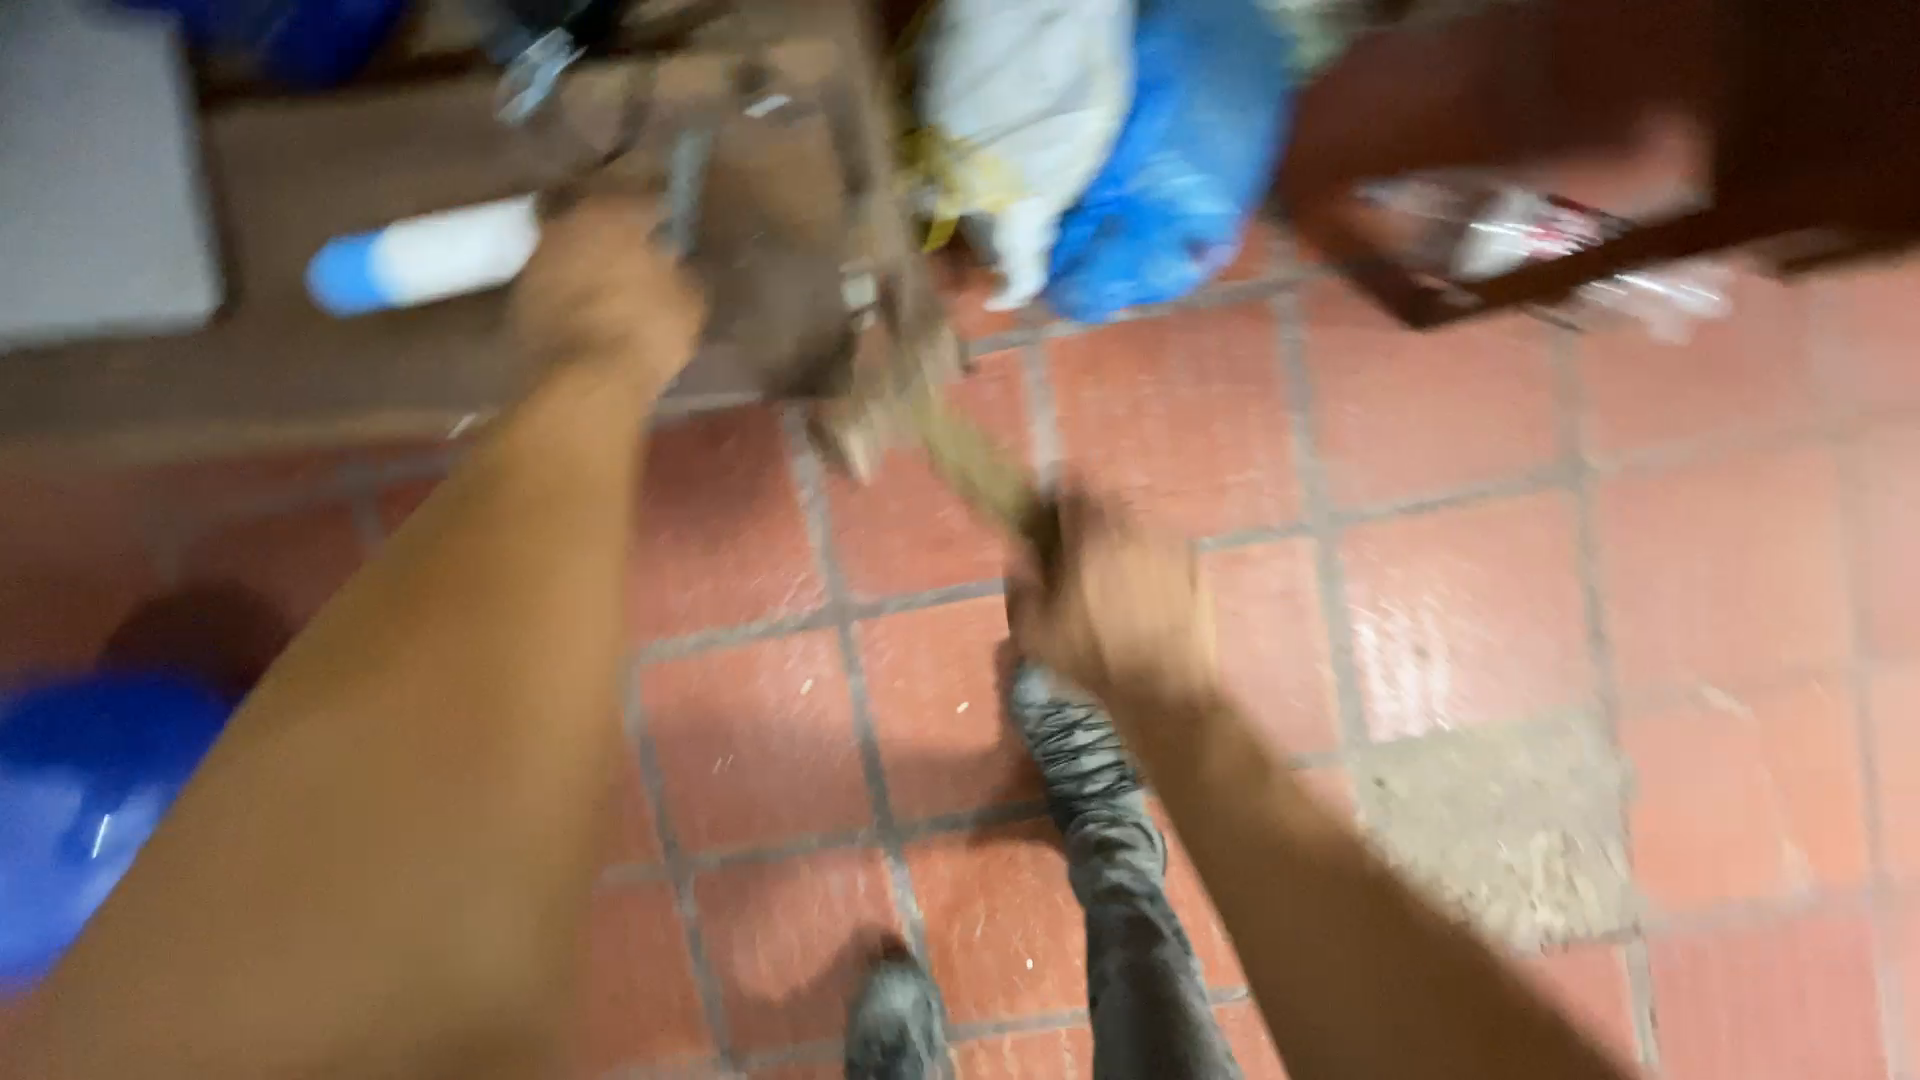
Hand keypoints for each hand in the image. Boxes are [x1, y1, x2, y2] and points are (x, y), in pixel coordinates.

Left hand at [511, 191, 706, 395]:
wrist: (584, 382)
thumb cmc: (646, 331)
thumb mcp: (689, 303)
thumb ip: (684, 273)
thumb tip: (679, 264)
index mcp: (610, 215)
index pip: (644, 202)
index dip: (665, 217)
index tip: (678, 230)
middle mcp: (565, 226)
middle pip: (600, 225)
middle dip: (622, 241)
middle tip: (646, 261)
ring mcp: (535, 263)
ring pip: (575, 255)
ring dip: (594, 268)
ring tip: (619, 294)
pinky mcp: (519, 301)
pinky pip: (558, 289)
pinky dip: (575, 297)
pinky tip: (595, 319)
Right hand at [1006, 491, 1223, 720]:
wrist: (1165, 690)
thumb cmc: (1092, 660)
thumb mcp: (1034, 634)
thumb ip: (1020, 587)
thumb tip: (1021, 561)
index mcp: (1089, 538)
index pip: (1069, 492)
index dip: (1055, 501)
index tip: (1048, 519)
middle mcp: (1131, 530)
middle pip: (1105, 504)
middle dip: (1089, 520)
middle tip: (1079, 550)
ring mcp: (1169, 547)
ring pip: (1137, 526)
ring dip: (1122, 540)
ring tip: (1114, 575)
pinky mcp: (1195, 568)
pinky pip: (1166, 550)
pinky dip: (1152, 560)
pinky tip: (1146, 591)